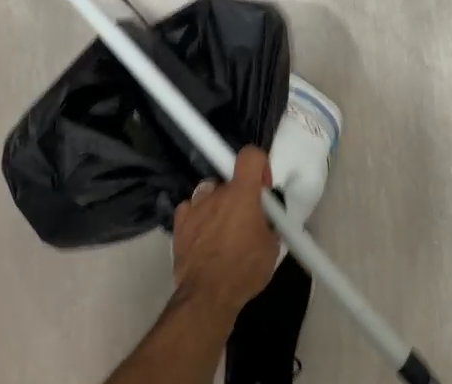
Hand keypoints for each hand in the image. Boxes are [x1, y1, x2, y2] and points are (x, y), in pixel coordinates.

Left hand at [172, 148, 279, 316]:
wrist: (208, 296)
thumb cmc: (245, 269)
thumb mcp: (272, 246)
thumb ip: (268, 223)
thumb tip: (266, 220)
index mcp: (243, 193)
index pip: (250, 155)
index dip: (260, 165)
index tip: (263, 188)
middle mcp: (217, 193)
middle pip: (229, 179)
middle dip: (239, 194)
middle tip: (245, 219)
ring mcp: (194, 208)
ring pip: (207, 192)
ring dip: (216, 203)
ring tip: (222, 227)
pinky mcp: (179, 225)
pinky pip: (189, 209)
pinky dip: (197, 217)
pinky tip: (203, 235)